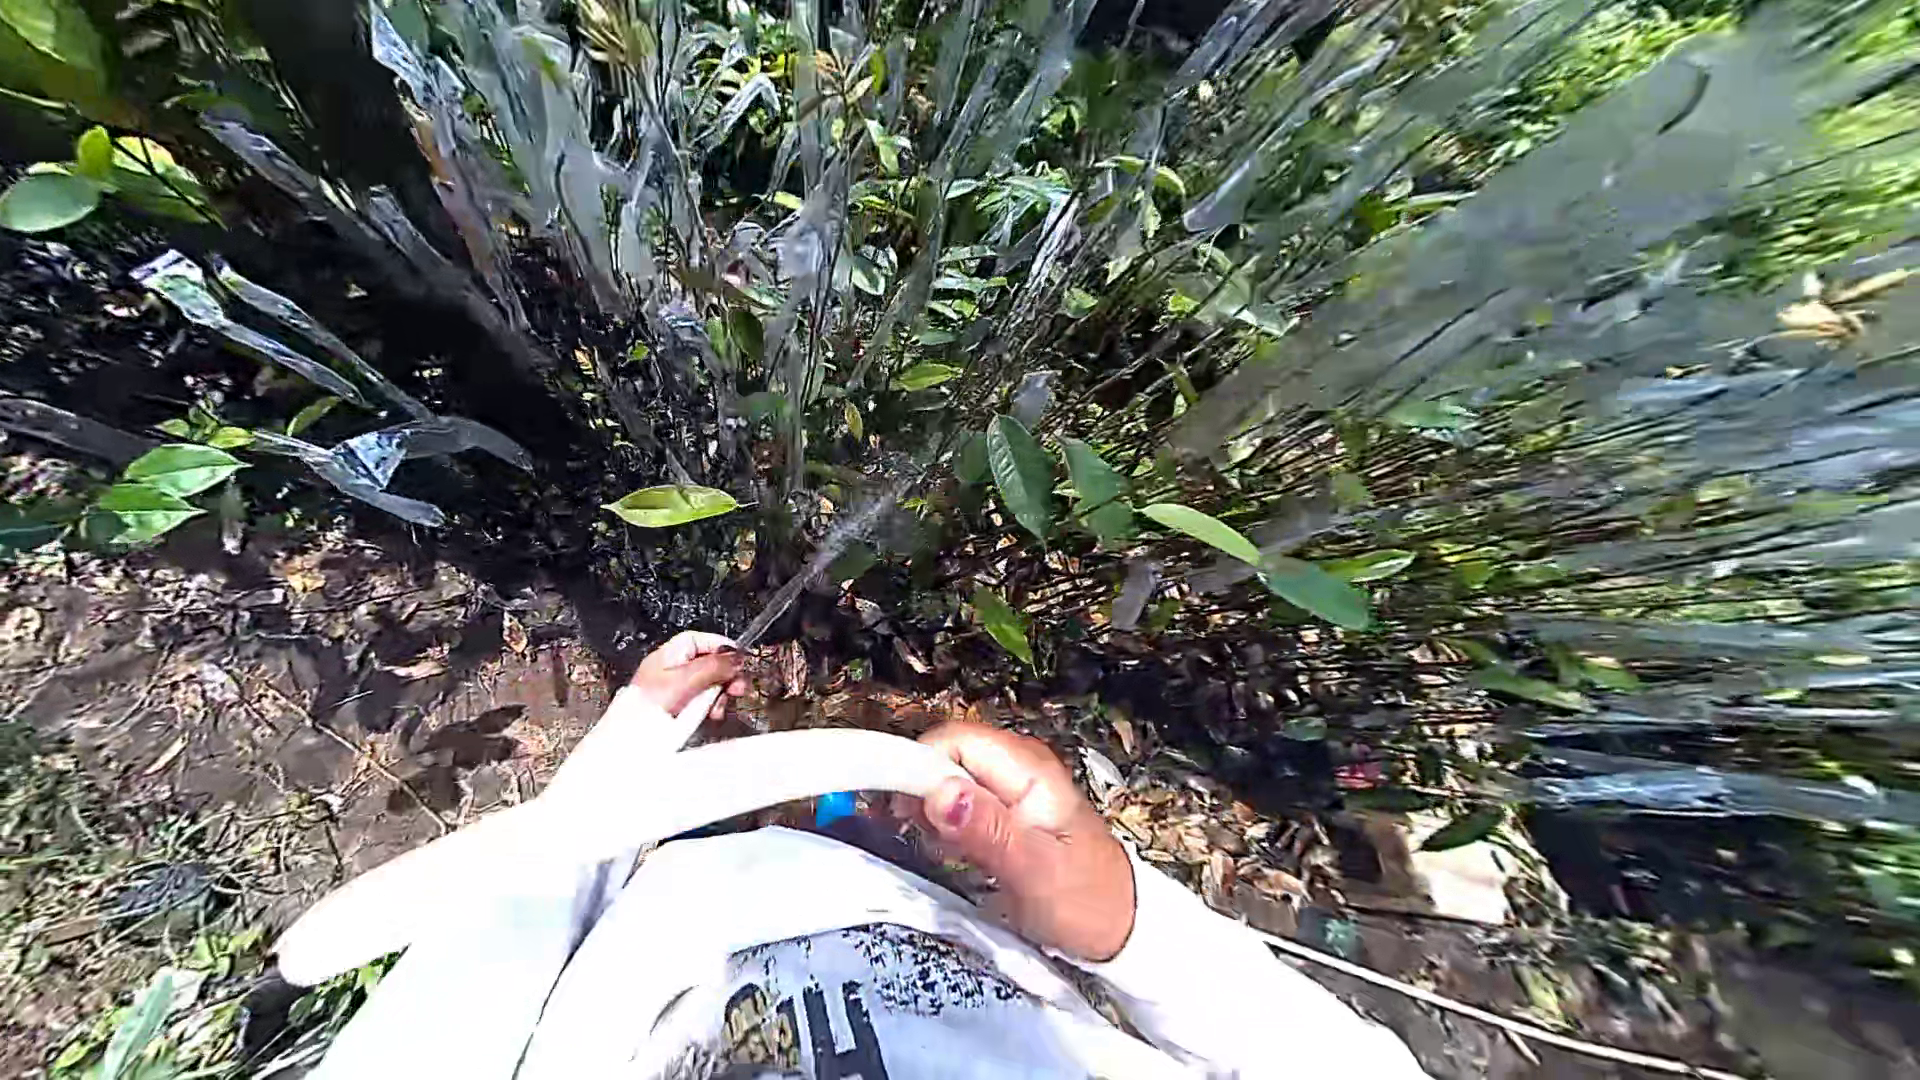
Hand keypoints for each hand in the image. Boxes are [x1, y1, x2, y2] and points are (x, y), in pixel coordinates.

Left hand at [628, 631, 748, 718]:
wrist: (630, 743)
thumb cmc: (647, 709)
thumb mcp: (685, 681)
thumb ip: (714, 666)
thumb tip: (737, 657)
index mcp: (669, 655)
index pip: (702, 641)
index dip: (723, 648)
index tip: (740, 659)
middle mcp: (672, 670)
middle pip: (710, 664)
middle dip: (726, 676)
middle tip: (737, 687)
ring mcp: (676, 691)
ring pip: (709, 685)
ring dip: (720, 695)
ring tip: (720, 706)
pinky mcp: (679, 710)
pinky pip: (703, 703)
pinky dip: (711, 708)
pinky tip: (713, 714)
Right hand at [894, 721, 1135, 961]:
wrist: (1119, 925)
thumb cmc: (1084, 899)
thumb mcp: (1036, 872)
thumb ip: (988, 831)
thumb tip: (938, 794)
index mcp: (1027, 767)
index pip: (957, 740)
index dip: (921, 765)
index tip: (902, 809)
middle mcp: (1017, 763)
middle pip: (949, 753)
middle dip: (923, 788)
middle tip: (921, 835)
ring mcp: (1011, 783)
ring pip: (950, 775)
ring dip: (932, 807)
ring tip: (941, 848)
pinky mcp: (1004, 805)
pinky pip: (960, 798)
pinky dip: (946, 820)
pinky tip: (952, 850)